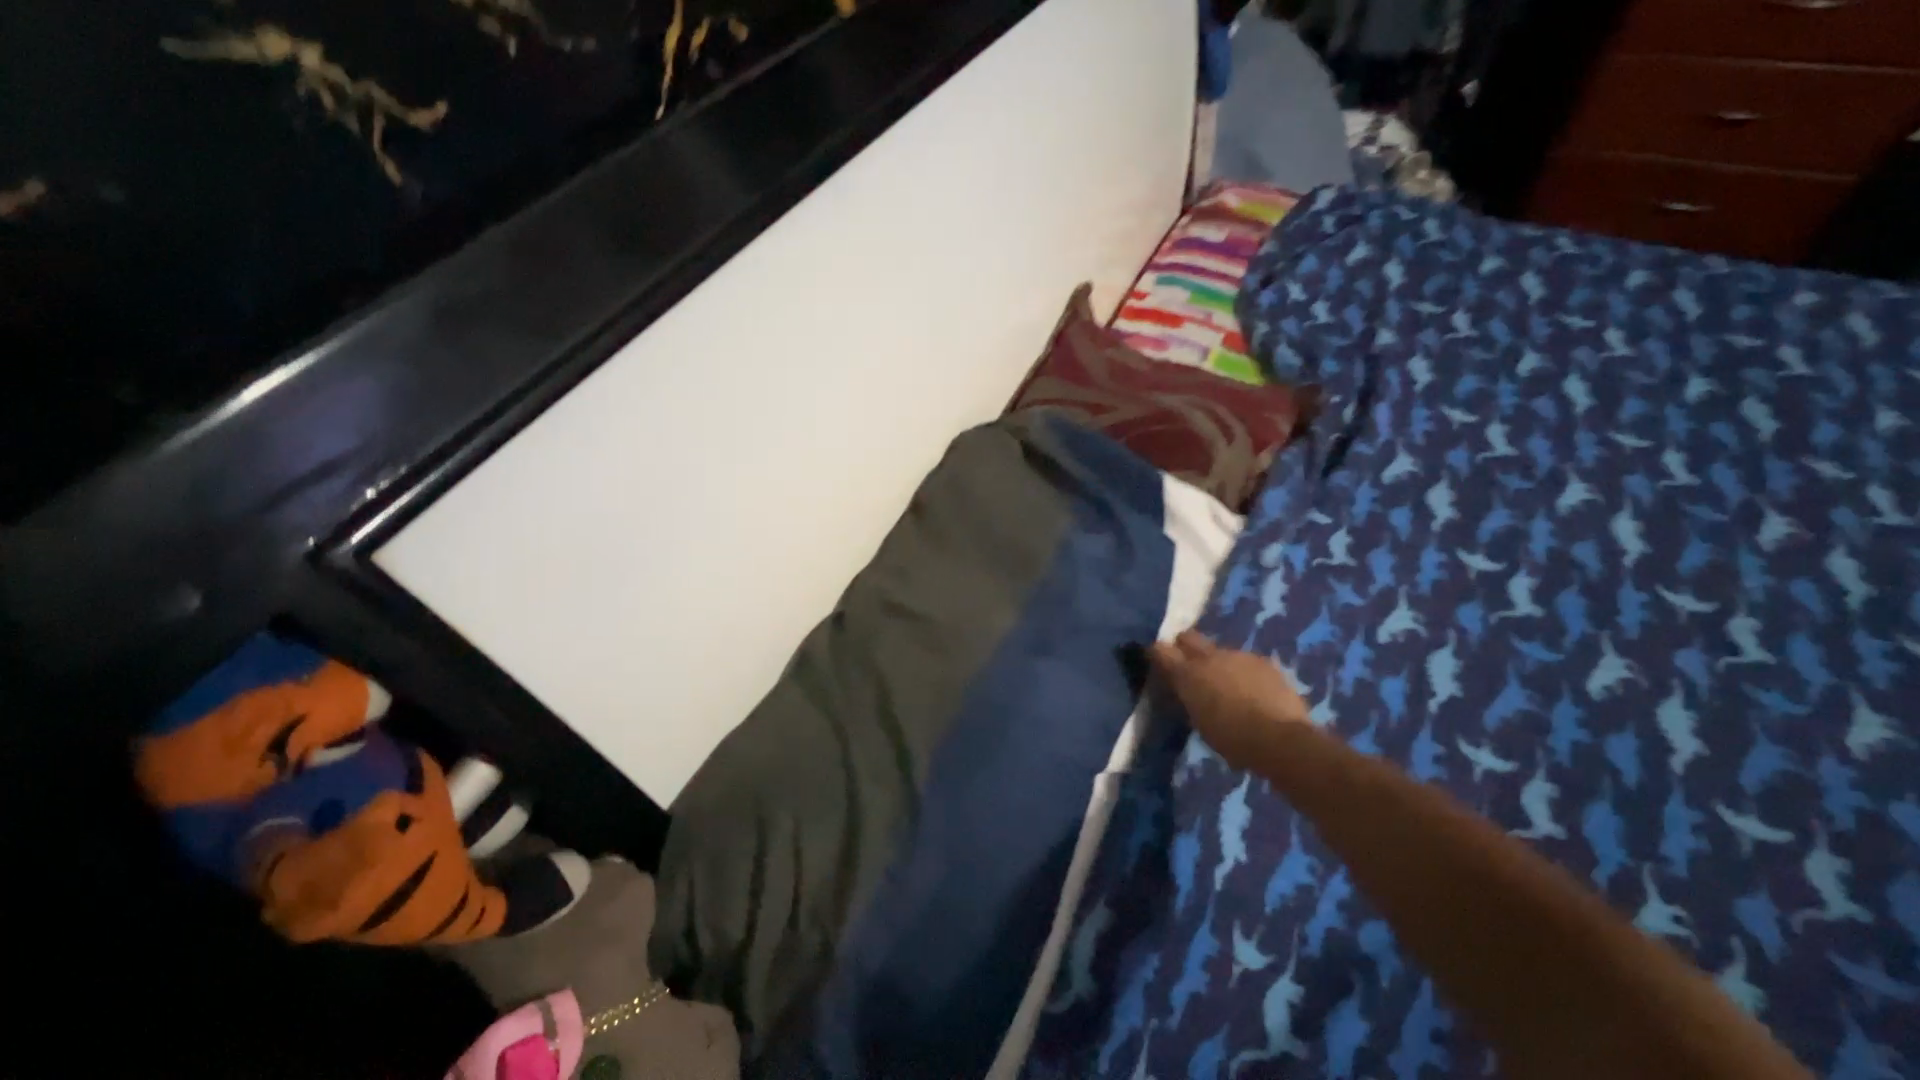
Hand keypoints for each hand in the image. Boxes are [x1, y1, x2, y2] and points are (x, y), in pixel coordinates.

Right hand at [1150, 630, 1311, 767]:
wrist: (1281, 739)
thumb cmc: (1232, 740)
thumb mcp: (1200, 723)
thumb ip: (1191, 699)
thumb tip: (1189, 692)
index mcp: (1189, 674)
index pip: (1161, 651)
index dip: (1157, 653)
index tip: (1155, 659)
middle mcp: (1211, 657)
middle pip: (1190, 637)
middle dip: (1184, 646)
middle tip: (1188, 665)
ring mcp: (1240, 656)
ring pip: (1221, 652)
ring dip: (1220, 664)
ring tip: (1229, 686)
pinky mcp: (1265, 662)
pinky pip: (1247, 662)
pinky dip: (1244, 673)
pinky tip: (1254, 692)